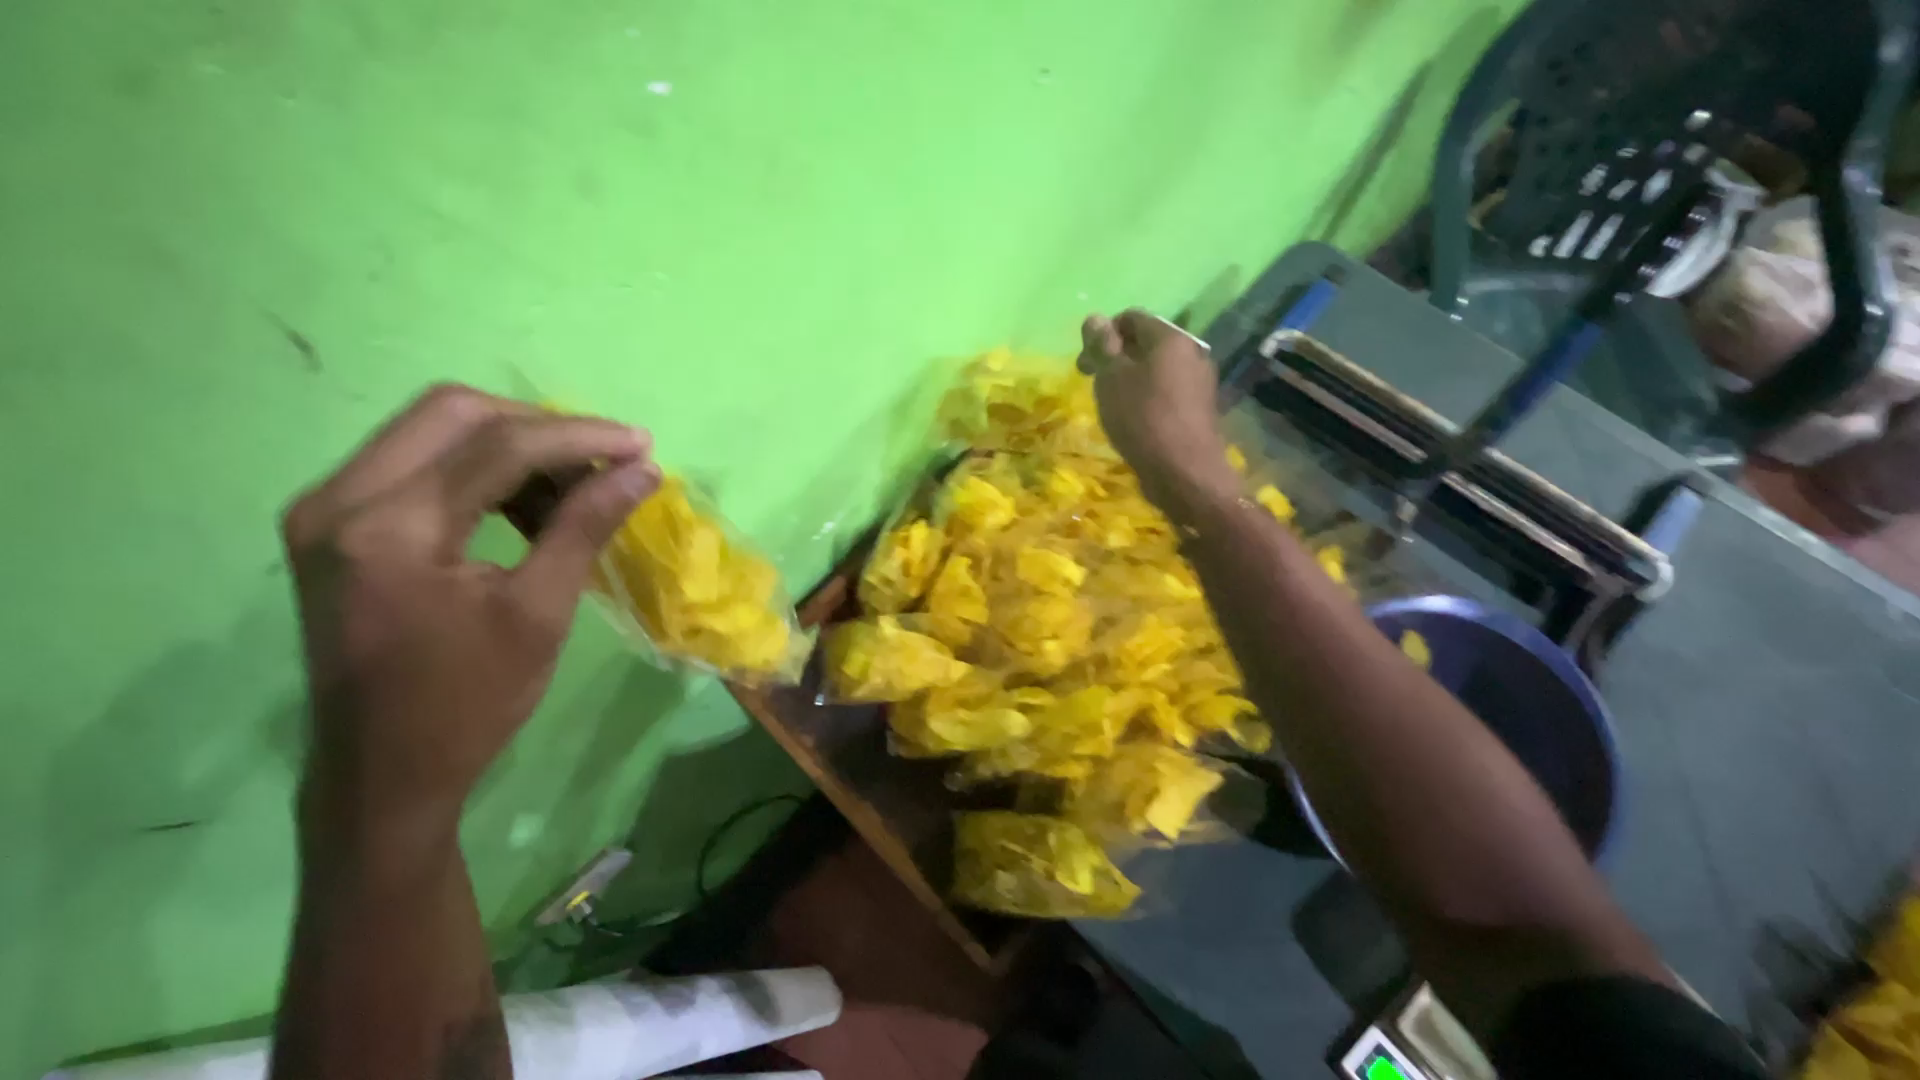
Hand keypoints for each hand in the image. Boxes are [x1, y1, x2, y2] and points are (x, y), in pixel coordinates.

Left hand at [282, 384, 660, 831]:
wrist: (382, 775)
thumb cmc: (467, 704)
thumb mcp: (539, 614)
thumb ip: (585, 528)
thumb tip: (644, 471)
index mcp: (387, 528)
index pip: (495, 446)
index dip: (577, 437)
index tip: (640, 446)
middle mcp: (339, 499)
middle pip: (452, 412)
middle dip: (540, 427)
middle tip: (604, 459)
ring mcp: (326, 509)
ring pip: (431, 430)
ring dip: (510, 445)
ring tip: (574, 484)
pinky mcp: (332, 525)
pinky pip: (413, 463)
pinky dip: (477, 469)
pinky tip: (525, 501)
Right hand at [1077, 310, 1235, 508]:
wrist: (1185, 472)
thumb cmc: (1142, 419)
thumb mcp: (1112, 379)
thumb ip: (1102, 346)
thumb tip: (1094, 317)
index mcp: (1170, 337)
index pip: (1131, 318)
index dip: (1103, 334)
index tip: (1085, 364)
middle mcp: (1191, 352)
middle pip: (1146, 343)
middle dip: (1116, 358)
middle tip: (1094, 384)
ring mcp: (1200, 381)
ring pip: (1157, 369)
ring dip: (1131, 379)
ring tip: (1112, 405)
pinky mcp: (1200, 408)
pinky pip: (1168, 391)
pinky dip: (1147, 397)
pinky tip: (1135, 420)